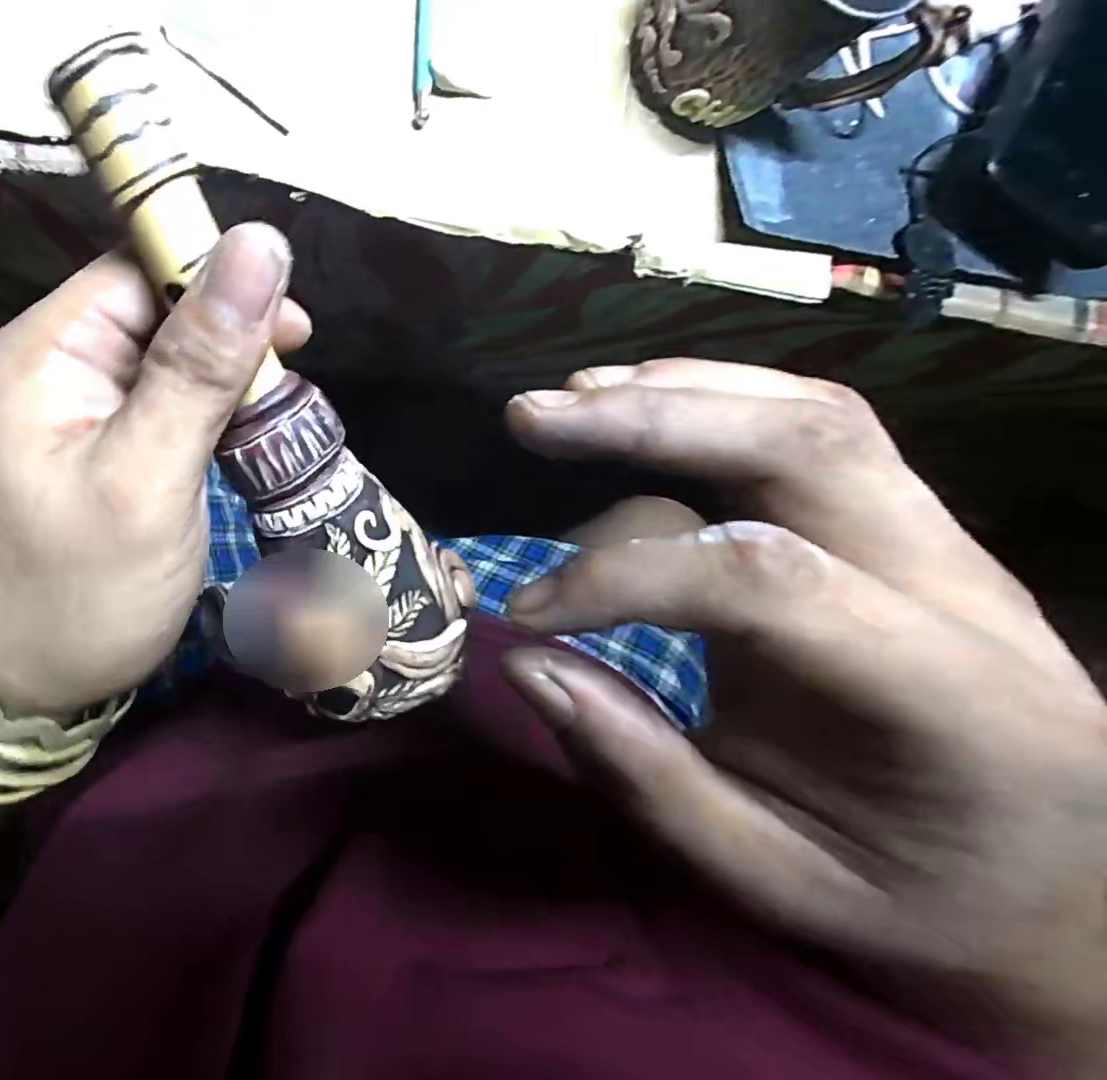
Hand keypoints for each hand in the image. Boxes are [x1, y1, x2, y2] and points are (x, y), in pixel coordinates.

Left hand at [0, 225, 310, 715]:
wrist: (23, 686)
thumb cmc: (79, 590)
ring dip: (223, 386)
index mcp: (44, 353)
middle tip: (287, 391)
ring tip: (272, 423)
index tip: (293, 332)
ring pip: (166, 365)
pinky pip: (159, 411)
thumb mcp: (145, 477)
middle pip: (156, 315)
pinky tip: (238, 444)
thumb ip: (197, 364)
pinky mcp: (96, 454)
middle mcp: (52, 369)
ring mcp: (73, 415)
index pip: (140, 272)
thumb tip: (258, 241)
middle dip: (227, 343)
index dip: (218, 285)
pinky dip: (205, 421)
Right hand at [498, 360, 1106, 1068]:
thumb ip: (639, 771)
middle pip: (807, 447)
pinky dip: (706, 400)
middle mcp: (961, 590)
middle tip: (528, 418)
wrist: (1045, 875)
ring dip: (675, 394)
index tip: (521, 615)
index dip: (617, 578)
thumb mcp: (756, 872)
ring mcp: (937, 544)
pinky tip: (629, 402)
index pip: (763, 580)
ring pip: (810, 416)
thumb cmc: (889, 885)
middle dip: (649, 421)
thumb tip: (525, 661)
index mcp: (948, 699)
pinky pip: (806, 429)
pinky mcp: (895, 529)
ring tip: (564, 401)